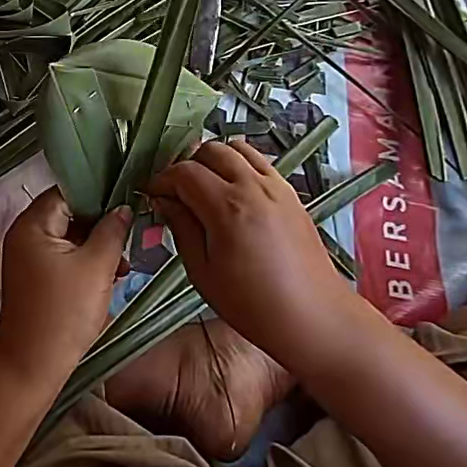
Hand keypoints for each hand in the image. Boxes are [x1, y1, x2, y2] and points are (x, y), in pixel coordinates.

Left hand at [0, 188, 131, 379]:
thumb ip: (112, 230)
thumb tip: (123, 207)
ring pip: (70, 235)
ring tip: (122, 265)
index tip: (126, 201)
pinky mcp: (36, 274)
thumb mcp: (97, 266)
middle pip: (69, 212)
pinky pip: (64, 255)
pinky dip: (86, 261)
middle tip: (128, 238)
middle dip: (101, 224)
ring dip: (97, 245)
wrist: (32, 364)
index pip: (68, 191)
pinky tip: (109, 275)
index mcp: (32, 223)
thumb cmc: (64, 312)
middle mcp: (25, 233)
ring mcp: (28, 255)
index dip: (98, 193)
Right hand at [148, 139, 357, 367]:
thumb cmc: (252, 305)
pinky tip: (232, 191)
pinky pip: (259, 161)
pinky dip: (239, 165)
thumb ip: (181, 228)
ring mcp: (276, 186)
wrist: (314, 317)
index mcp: (227, 207)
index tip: (151, 194)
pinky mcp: (291, 193)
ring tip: (204, 185)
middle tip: (176, 190)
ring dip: (214, 159)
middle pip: (210, 150)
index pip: (184, 172)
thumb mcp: (203, 272)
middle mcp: (253, 186)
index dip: (162, 180)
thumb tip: (163, 202)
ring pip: (236, 148)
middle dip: (186, 164)